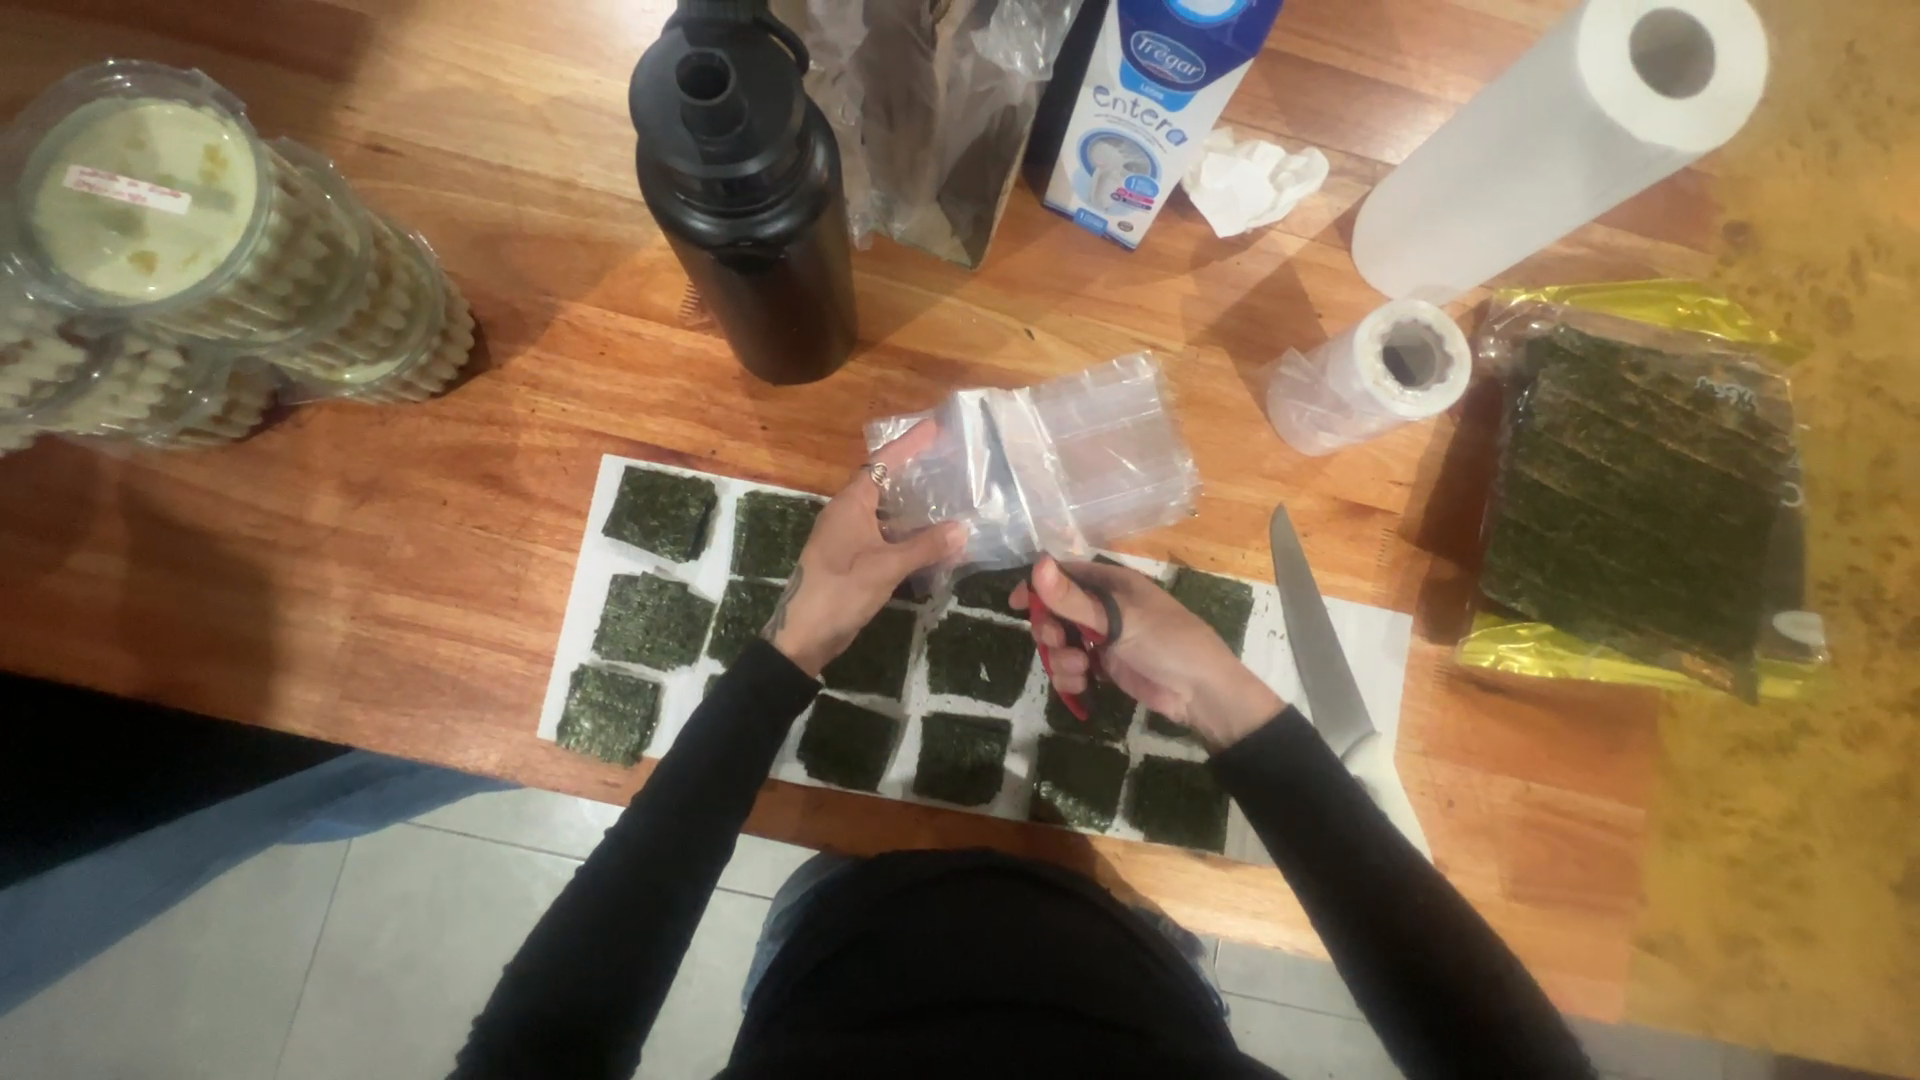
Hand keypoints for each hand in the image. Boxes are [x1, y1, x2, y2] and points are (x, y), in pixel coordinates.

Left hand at [762, 423, 966, 676]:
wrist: (805, 634)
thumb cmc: (841, 591)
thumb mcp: (886, 567)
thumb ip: (925, 546)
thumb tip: (962, 530)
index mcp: (850, 504)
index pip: (883, 463)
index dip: (909, 444)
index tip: (935, 427)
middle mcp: (848, 513)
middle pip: (884, 482)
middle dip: (914, 471)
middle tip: (948, 461)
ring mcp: (849, 536)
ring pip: (886, 511)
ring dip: (913, 504)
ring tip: (947, 495)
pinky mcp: (853, 558)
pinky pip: (885, 534)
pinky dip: (908, 531)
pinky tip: (931, 537)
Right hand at [1011, 557, 1283, 749]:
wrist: (1201, 693)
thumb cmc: (1166, 642)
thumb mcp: (1119, 620)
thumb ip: (1073, 599)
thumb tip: (1037, 564)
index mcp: (1111, 584)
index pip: (1063, 575)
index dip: (1037, 586)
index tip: (1015, 604)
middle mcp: (1104, 606)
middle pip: (1055, 611)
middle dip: (1049, 629)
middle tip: (1056, 642)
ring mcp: (1103, 637)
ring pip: (1061, 642)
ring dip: (1060, 658)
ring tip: (1080, 671)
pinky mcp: (1105, 666)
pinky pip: (1072, 666)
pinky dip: (1071, 677)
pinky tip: (1083, 687)